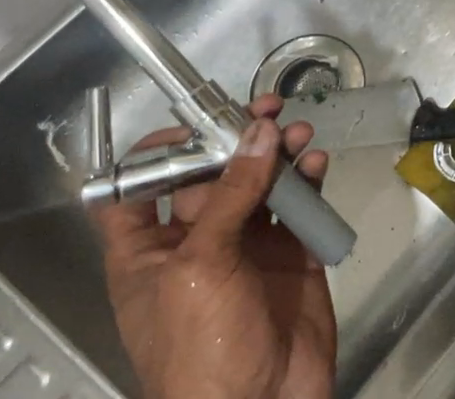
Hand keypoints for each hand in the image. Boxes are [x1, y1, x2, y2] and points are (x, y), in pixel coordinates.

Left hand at [95, 97, 336, 398]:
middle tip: (266, 109)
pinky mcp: (293, 253)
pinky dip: (310, 180)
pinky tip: (317, 164)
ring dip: (279, 154)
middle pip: (212, 175)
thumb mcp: (201, 266)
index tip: (196, 124)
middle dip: (237, 140)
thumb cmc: (201, 345)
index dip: (159, 154)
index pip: (137, 191)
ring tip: (299, 133)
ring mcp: (249, 247)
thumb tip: (259, 130)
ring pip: (261, 184)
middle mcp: (198, 242)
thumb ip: (232, 195)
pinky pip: (300, 206)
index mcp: (150, 252)